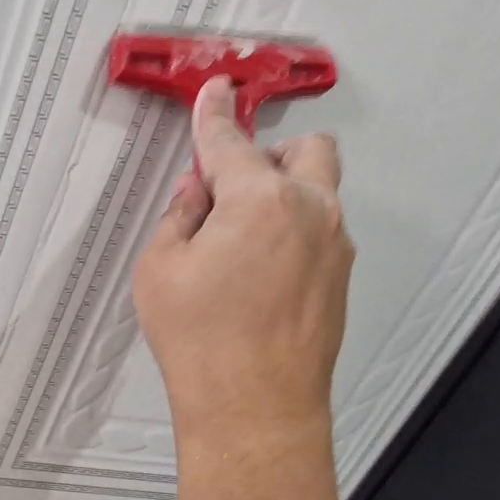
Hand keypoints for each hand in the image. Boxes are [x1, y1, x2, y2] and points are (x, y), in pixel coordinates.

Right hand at [132, 75, 353, 444]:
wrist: (252, 405)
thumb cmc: (201, 344)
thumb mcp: (158, 273)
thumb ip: (178, 219)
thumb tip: (196, 194)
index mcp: (259, 201)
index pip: (231, 143)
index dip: (215, 117)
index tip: (215, 95)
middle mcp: (311, 210)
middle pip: (304, 150)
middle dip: (267, 156)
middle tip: (224, 190)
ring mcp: (335, 243)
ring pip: (316, 192)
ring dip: (278, 198)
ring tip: (229, 250)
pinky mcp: (340, 276)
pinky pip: (318, 232)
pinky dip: (288, 234)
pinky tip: (249, 280)